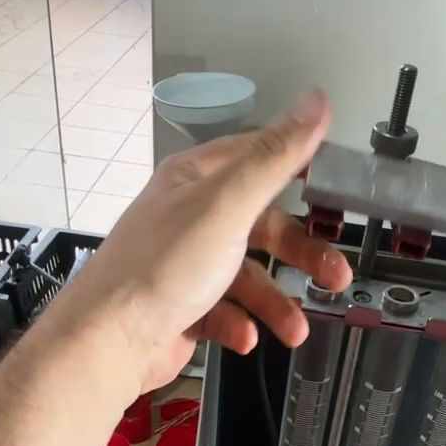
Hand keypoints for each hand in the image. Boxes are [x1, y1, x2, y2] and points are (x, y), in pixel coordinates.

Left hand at [44, 90, 352, 391]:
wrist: (110, 342)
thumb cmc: (159, 269)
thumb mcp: (227, 206)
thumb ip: (274, 158)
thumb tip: (313, 103)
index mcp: (196, 181)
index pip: (257, 160)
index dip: (299, 170)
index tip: (335, 187)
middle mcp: (191, 218)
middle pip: (263, 228)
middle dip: (301, 254)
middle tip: (333, 274)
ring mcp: (187, 266)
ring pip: (249, 279)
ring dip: (276, 305)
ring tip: (294, 329)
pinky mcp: (185, 307)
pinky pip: (227, 313)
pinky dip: (241, 325)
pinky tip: (244, 336)